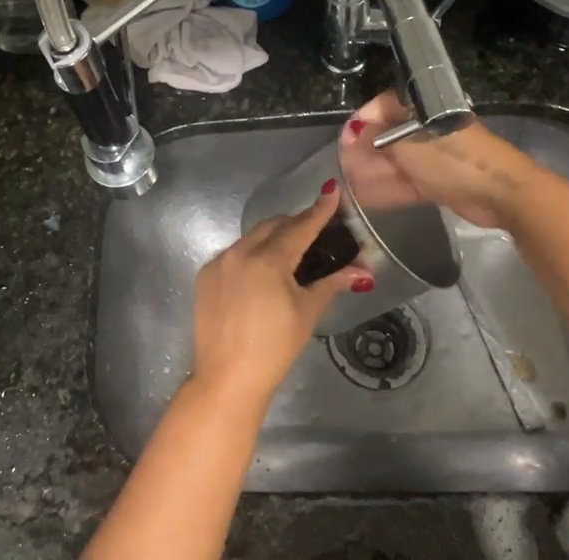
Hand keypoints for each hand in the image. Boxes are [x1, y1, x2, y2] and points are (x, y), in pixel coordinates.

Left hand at [192, 184, 365, 407]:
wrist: (227, 377)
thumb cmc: (275, 347)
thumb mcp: (307, 312)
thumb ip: (332, 283)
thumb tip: (363, 272)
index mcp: (268, 259)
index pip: (300, 226)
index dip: (319, 210)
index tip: (332, 191)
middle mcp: (239, 251)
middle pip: (273, 226)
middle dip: (295, 225)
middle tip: (315, 235)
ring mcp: (218, 262)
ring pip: (251, 238)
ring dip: (272, 240)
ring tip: (289, 258)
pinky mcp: (205, 276)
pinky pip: (233, 254)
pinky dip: (250, 257)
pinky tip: (260, 278)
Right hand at [337, 92, 540, 227]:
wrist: (502, 193)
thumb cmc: (454, 160)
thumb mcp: (409, 145)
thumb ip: (378, 138)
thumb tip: (353, 131)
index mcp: (425, 110)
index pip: (386, 107)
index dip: (364, 121)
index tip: (346, 137)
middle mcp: (428, 130)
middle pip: (389, 137)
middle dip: (365, 151)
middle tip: (344, 165)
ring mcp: (435, 158)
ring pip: (396, 163)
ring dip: (373, 173)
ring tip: (349, 184)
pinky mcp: (439, 183)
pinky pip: (407, 183)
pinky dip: (387, 189)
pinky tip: (365, 198)